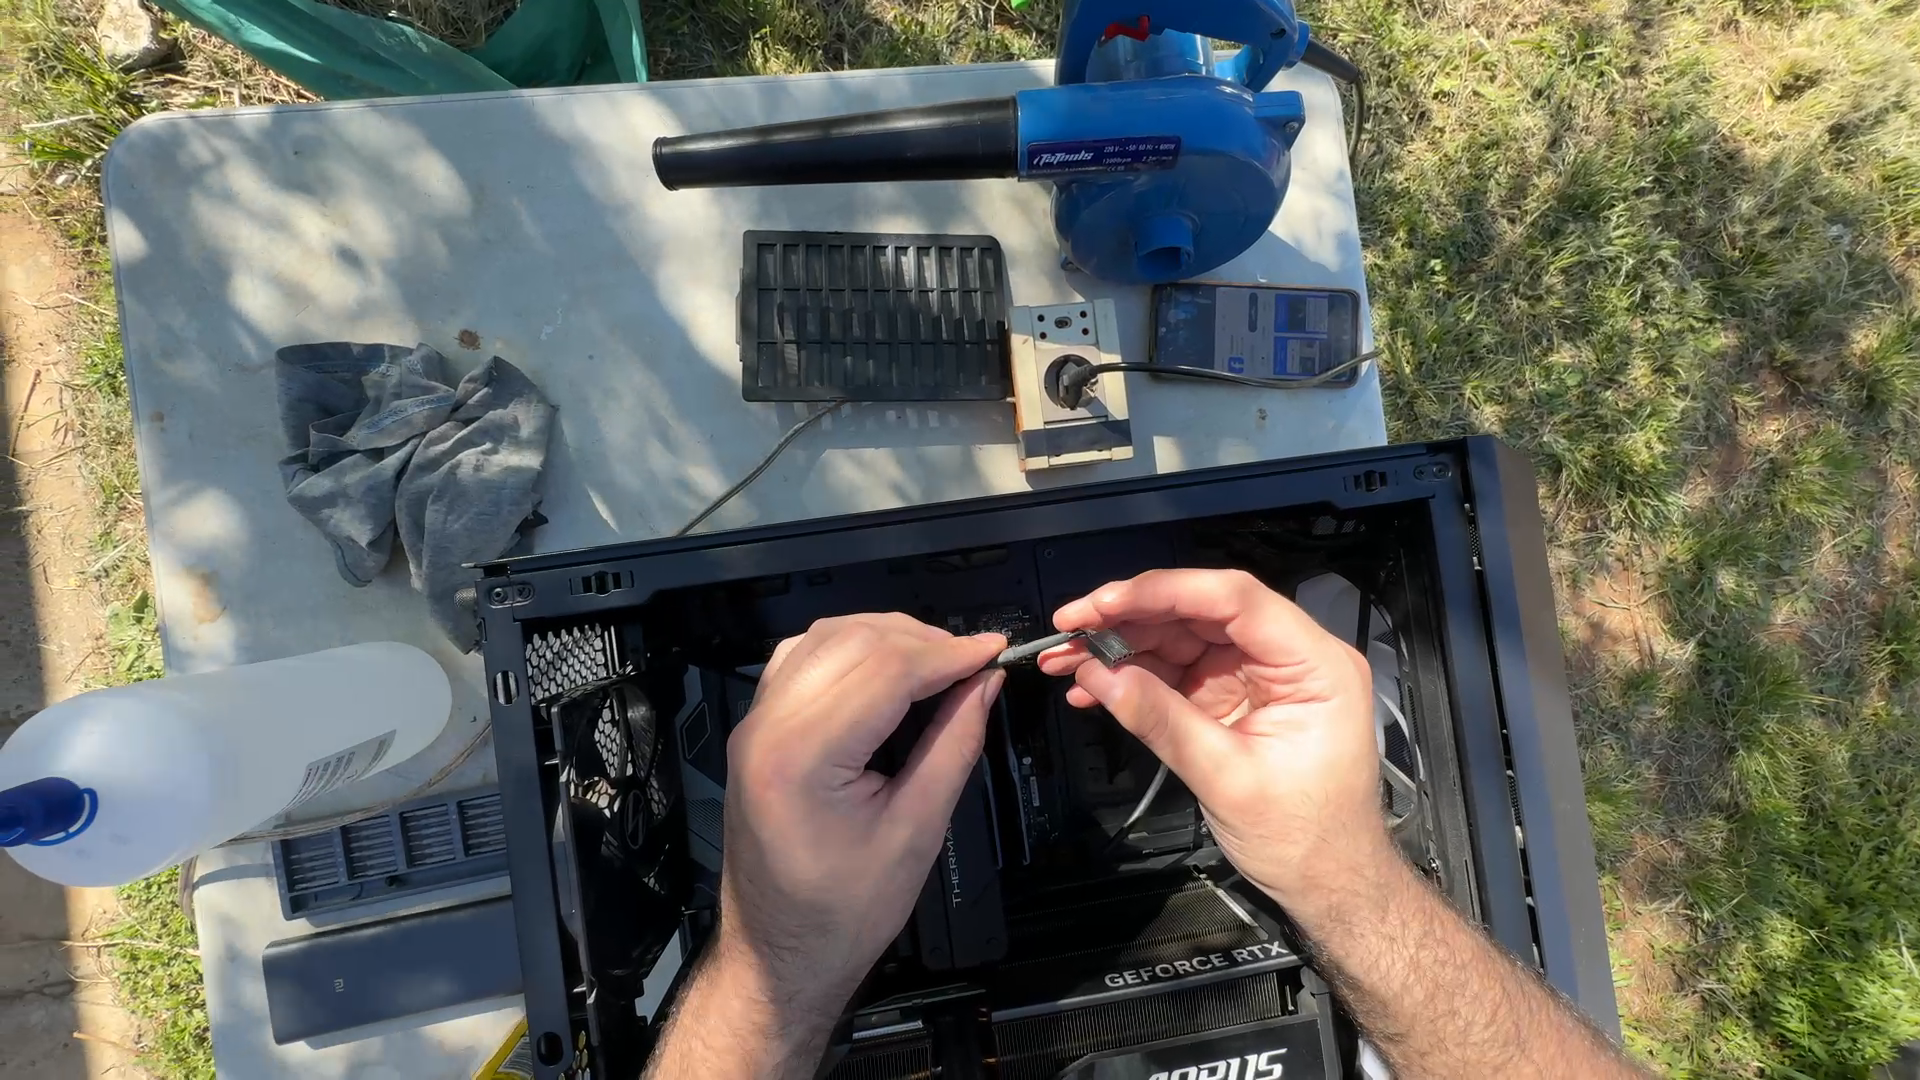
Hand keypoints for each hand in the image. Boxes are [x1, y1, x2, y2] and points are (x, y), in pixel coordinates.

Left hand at [716, 614, 1004, 1016]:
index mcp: (801, 756)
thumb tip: (986, 681)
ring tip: (938, 659)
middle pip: (854, 641)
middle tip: (973, 660)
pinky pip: (805, 656)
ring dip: (888, 635)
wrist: (776, 956)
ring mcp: (754, 720)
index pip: (885, 670)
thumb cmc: (845, 913)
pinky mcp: (757, 724)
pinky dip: (852, 645)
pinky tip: (887, 665)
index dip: (948, 653)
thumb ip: (954, 744)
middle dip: (922, 639)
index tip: (994, 650)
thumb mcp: (917, 832)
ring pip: (827, 636)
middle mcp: (767, 724)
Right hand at [1038, 569, 1389, 916]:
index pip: (1233, 599)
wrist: (1327, 883)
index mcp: (1311, 663)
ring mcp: (1251, 671)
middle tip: (1069, 627)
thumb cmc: (1305, 839)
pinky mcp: (1226, 691)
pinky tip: (1090, 686)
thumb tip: (1100, 676)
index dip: (1163, 591)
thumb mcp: (1228, 779)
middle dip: (1126, 617)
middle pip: (1195, 610)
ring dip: (1117, 645)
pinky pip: (1171, 668)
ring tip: (1063, 657)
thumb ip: (1162, 721)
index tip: (1104, 604)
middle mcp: (1282, 653)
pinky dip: (1129, 675)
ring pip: (1175, 635)